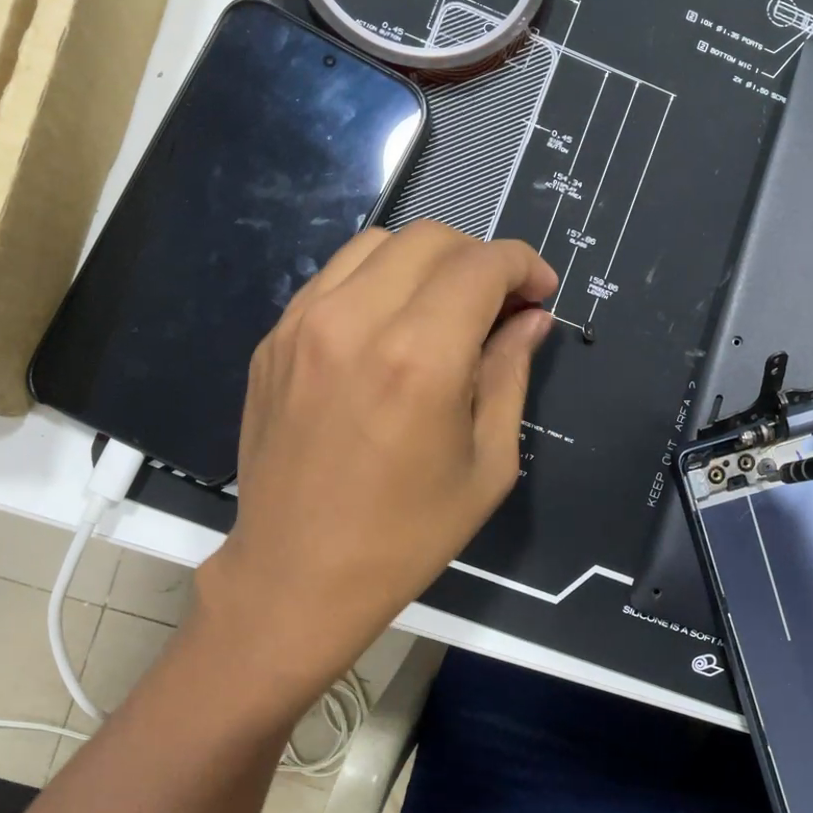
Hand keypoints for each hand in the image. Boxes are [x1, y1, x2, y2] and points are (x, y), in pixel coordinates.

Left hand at [195, 222, 557, 691]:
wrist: (299, 574)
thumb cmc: (409, 535)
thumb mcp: (487, 466)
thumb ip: (509, 377)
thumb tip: (530, 321)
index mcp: (419, 358)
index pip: (481, 265)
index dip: (523, 265)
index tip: (540, 292)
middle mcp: (355, 321)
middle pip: (430, 238)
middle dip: (479, 259)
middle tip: (499, 307)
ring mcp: (302, 325)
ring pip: (376, 245)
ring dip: (426, 264)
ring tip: (444, 314)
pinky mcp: (272, 340)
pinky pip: (333, 279)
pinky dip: (376, 285)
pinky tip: (390, 333)